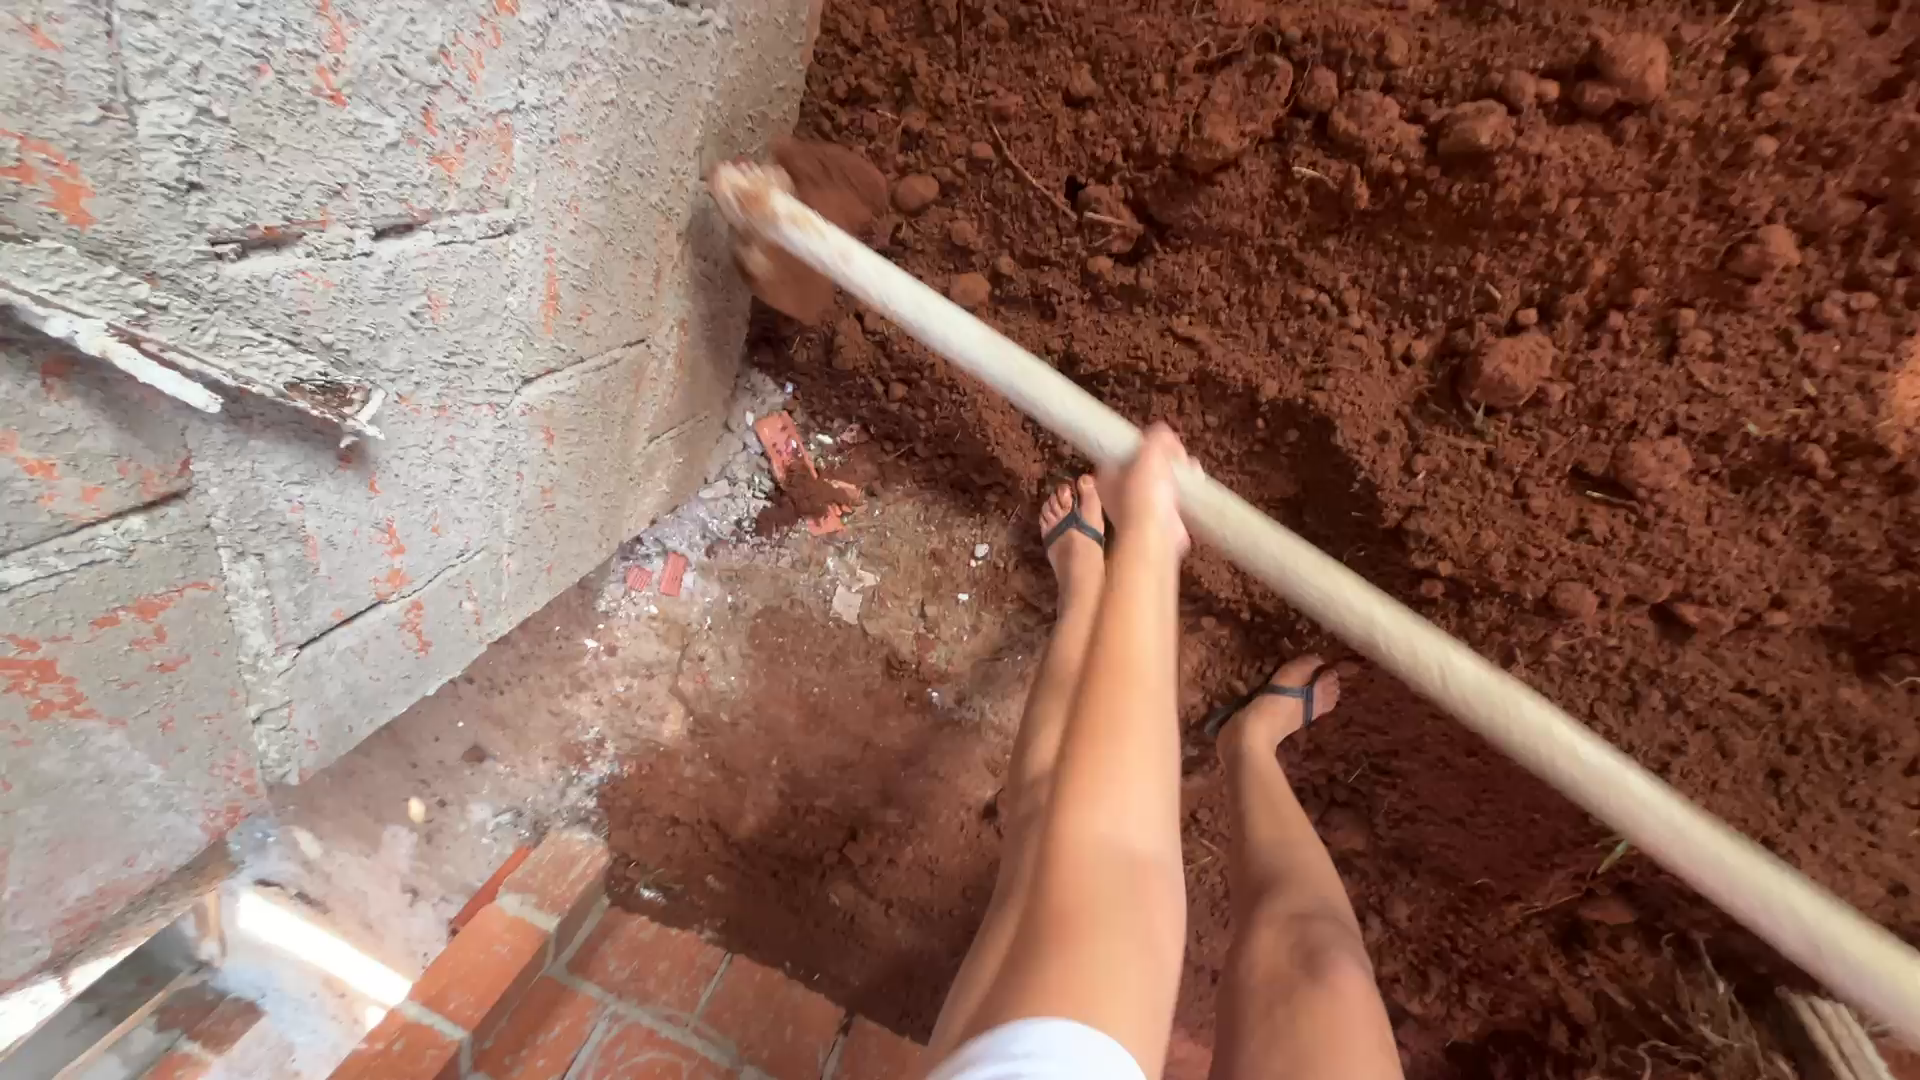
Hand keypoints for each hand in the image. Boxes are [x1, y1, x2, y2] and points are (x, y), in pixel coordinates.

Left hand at [1098, 423, 1190, 559]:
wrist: (1157, 532)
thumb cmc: (1145, 493)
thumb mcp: (1149, 453)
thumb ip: (1156, 438)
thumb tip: (1164, 433)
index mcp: (1108, 475)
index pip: (1125, 451)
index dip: (1145, 444)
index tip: (1161, 441)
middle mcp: (1120, 492)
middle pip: (1146, 466)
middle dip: (1167, 457)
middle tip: (1178, 455)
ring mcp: (1141, 506)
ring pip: (1162, 480)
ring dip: (1179, 471)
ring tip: (1189, 466)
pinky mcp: (1161, 518)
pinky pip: (1174, 497)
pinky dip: (1186, 489)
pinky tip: (1195, 481)